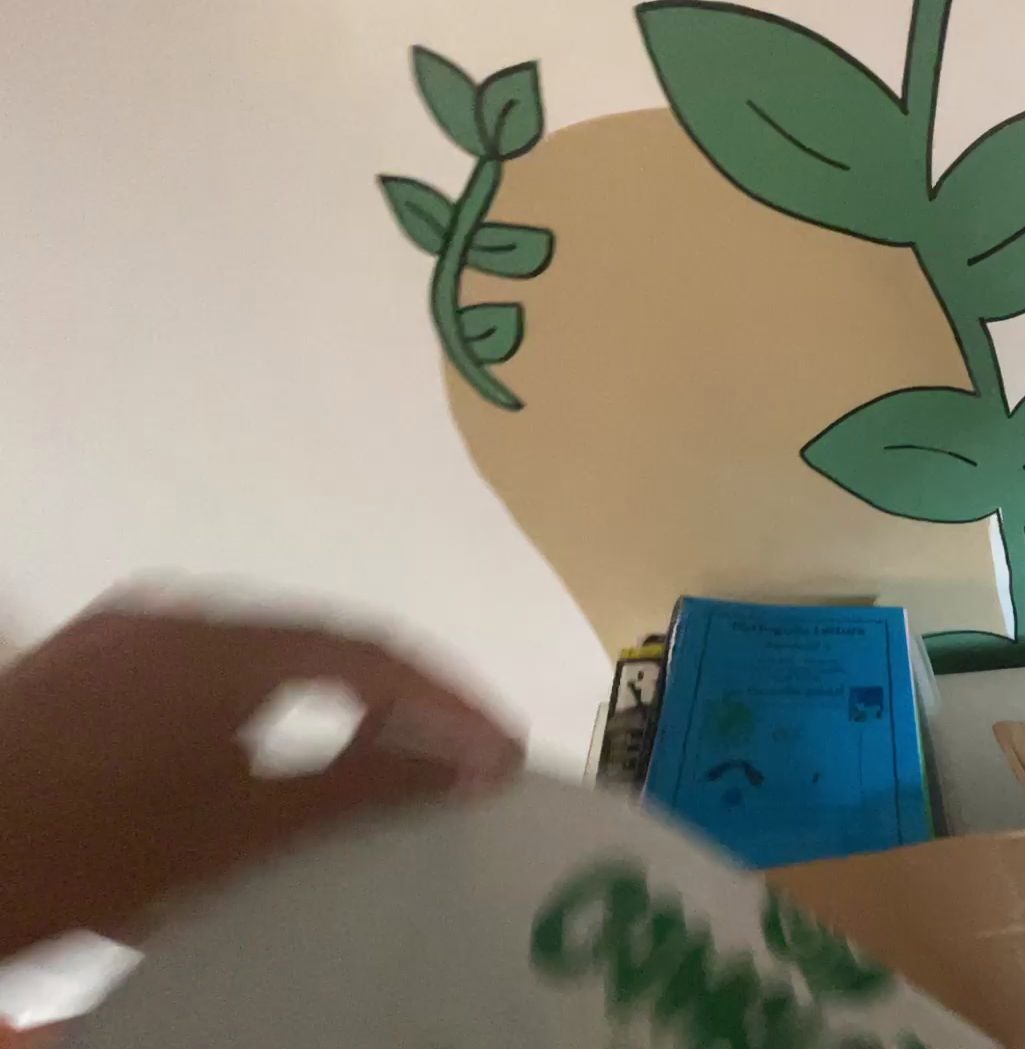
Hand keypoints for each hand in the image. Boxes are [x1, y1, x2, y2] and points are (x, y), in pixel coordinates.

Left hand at [0, 600, 522, 956]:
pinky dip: (291, 705)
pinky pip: (231, 672)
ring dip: (354, 704)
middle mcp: (181, 617)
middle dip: (412, 702)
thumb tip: (477, 766)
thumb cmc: (75, 852)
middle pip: (334, 649)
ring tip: (406, 748)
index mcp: (217, 643)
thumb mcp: (234, 831)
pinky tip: (308, 741)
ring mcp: (132, 636)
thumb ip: (369, 785)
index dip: (453, 702)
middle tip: (469, 748)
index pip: (374, 658)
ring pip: (284, 659)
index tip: (505, 749)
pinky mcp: (95, 667)